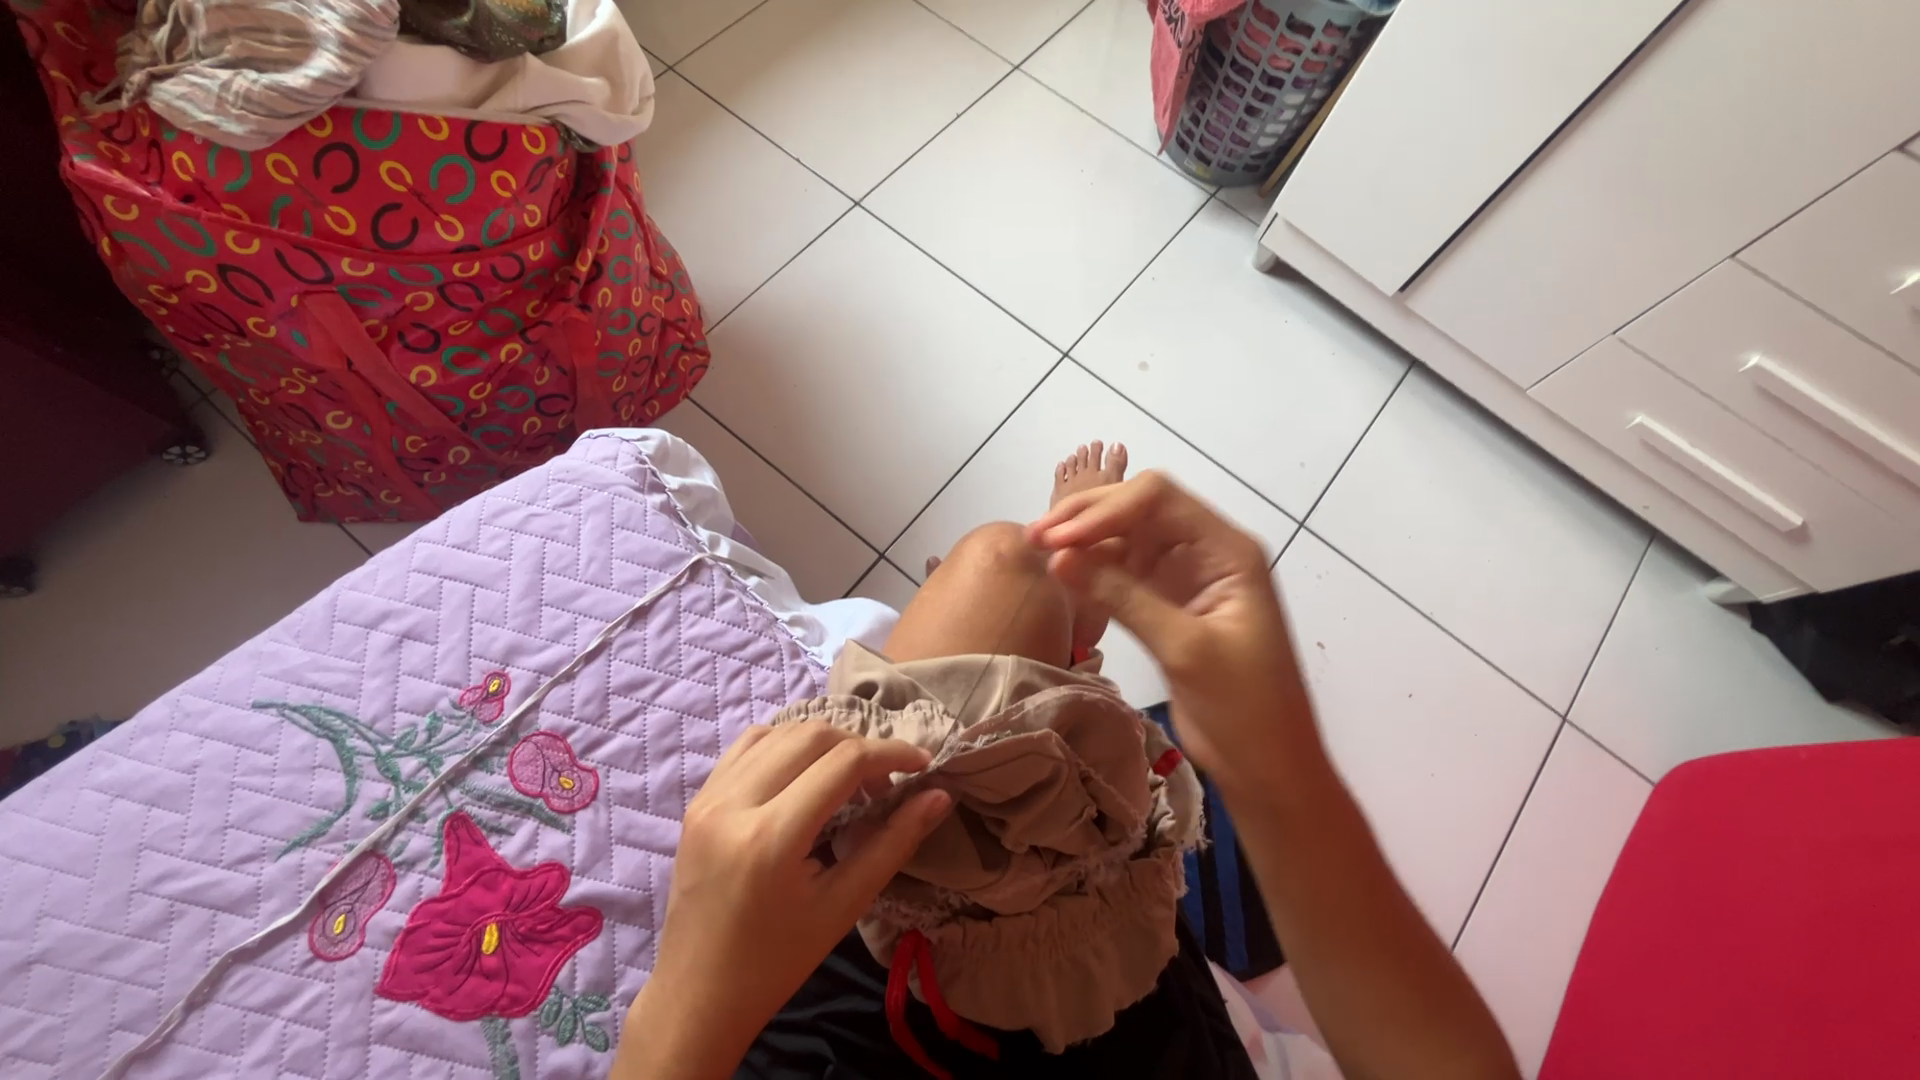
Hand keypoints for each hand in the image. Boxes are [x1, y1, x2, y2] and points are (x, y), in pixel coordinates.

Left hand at [616, 722, 953, 1079]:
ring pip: (780, 731)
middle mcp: (734, 804)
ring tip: (846, 782)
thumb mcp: (845, 906)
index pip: (844, 761)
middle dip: (860, 746)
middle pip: (813, 735)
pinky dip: (786, 745)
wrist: (698, 995)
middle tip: (883, 785)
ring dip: (824, 743)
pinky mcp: (698, 799)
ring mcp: (709, 797)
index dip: (892, 753)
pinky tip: (805, 775)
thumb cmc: (778, 961)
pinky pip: (748, 746)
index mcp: (771, 838)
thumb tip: (940, 795)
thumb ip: (895, 843)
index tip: (922, 764)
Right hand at [1028, 471, 1319, 789]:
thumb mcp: (1185, 648)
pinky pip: (1124, 572)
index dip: (1104, 510)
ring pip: (1127, 537)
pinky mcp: (1167, 603)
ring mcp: (1185, 576)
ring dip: (1084, 539)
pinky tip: (1062, 573)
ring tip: (1036, 549)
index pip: (1158, 500)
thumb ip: (1124, 598)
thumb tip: (1058, 558)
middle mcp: (1206, 551)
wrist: (1269, 766)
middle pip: (1140, 509)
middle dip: (1087, 517)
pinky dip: (1092, 569)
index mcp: (1226, 549)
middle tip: (1033, 537)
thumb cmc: (1245, 708)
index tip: (1056, 539)